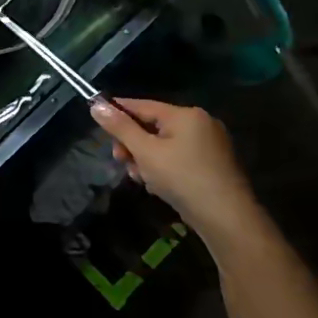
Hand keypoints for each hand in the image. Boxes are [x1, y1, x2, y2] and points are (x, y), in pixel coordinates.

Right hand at [91, 98, 260, 234]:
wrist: (223, 213)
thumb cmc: (180, 176)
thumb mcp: (144, 150)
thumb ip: (119, 127)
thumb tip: (96, 105)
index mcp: (185, 115)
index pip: (141, 105)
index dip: (115, 111)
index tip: (94, 120)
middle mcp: (199, 123)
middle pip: (149, 125)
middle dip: (130, 143)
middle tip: (121, 161)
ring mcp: (206, 142)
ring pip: (159, 143)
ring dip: (142, 158)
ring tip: (140, 177)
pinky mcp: (207, 160)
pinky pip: (173, 154)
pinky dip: (159, 165)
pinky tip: (154, 181)